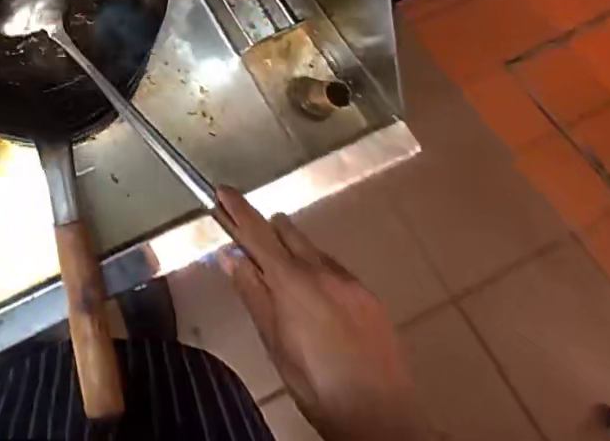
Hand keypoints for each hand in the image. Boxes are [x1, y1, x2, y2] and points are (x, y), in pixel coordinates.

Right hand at [215, 188, 434, 440]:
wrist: (386, 420)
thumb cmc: (319, 388)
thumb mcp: (276, 345)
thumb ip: (253, 295)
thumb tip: (230, 258)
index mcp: (292, 281)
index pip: (257, 232)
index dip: (238, 209)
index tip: (223, 190)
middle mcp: (321, 269)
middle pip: (286, 230)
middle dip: (267, 231)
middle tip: (251, 248)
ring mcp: (349, 280)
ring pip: (311, 249)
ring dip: (293, 254)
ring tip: (287, 288)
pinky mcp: (369, 295)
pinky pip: (334, 269)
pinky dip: (317, 273)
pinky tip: (319, 305)